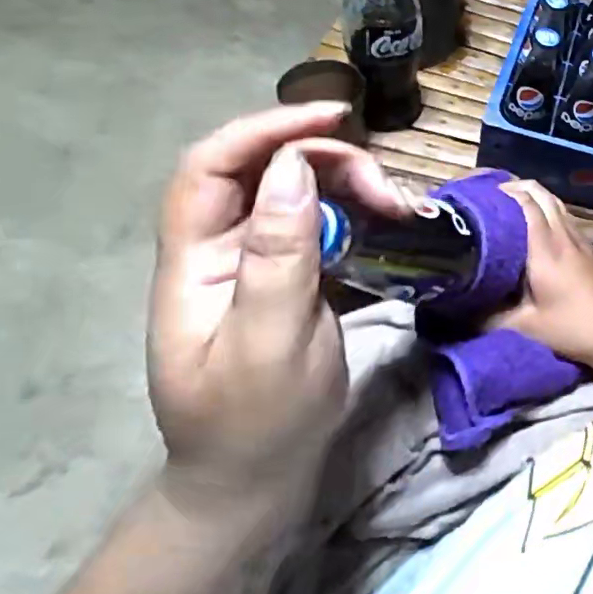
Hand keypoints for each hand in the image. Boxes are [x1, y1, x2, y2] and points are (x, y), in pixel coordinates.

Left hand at [148, 103, 410, 514]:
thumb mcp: (269, 343)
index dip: (264, 129)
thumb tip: (292, 168)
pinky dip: (361, 210)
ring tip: (397, 209)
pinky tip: (391, 221)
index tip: (334, 117)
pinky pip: (326, 219)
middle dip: (328, 161)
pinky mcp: (294, 271)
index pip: (210, 167)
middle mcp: (222, 247)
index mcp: (195, 260)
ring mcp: (259, 258)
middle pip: (265, 169)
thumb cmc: (255, 419)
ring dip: (352, 184)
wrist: (258, 476)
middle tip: (385, 191)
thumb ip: (278, 256)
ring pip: (302, 189)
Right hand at [494, 180, 592, 365]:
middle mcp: (563, 234)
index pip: (527, 203)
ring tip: (509, 206)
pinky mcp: (589, 247)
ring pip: (556, 203)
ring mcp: (580, 238)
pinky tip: (536, 227)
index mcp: (545, 247)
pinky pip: (564, 217)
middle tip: (491, 197)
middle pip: (543, 194)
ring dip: (534, 197)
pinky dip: (547, 210)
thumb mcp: (527, 327)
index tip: (480, 196)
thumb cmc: (575, 325)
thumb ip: (491, 319)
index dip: (505, 193)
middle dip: (517, 188)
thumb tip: (462, 314)